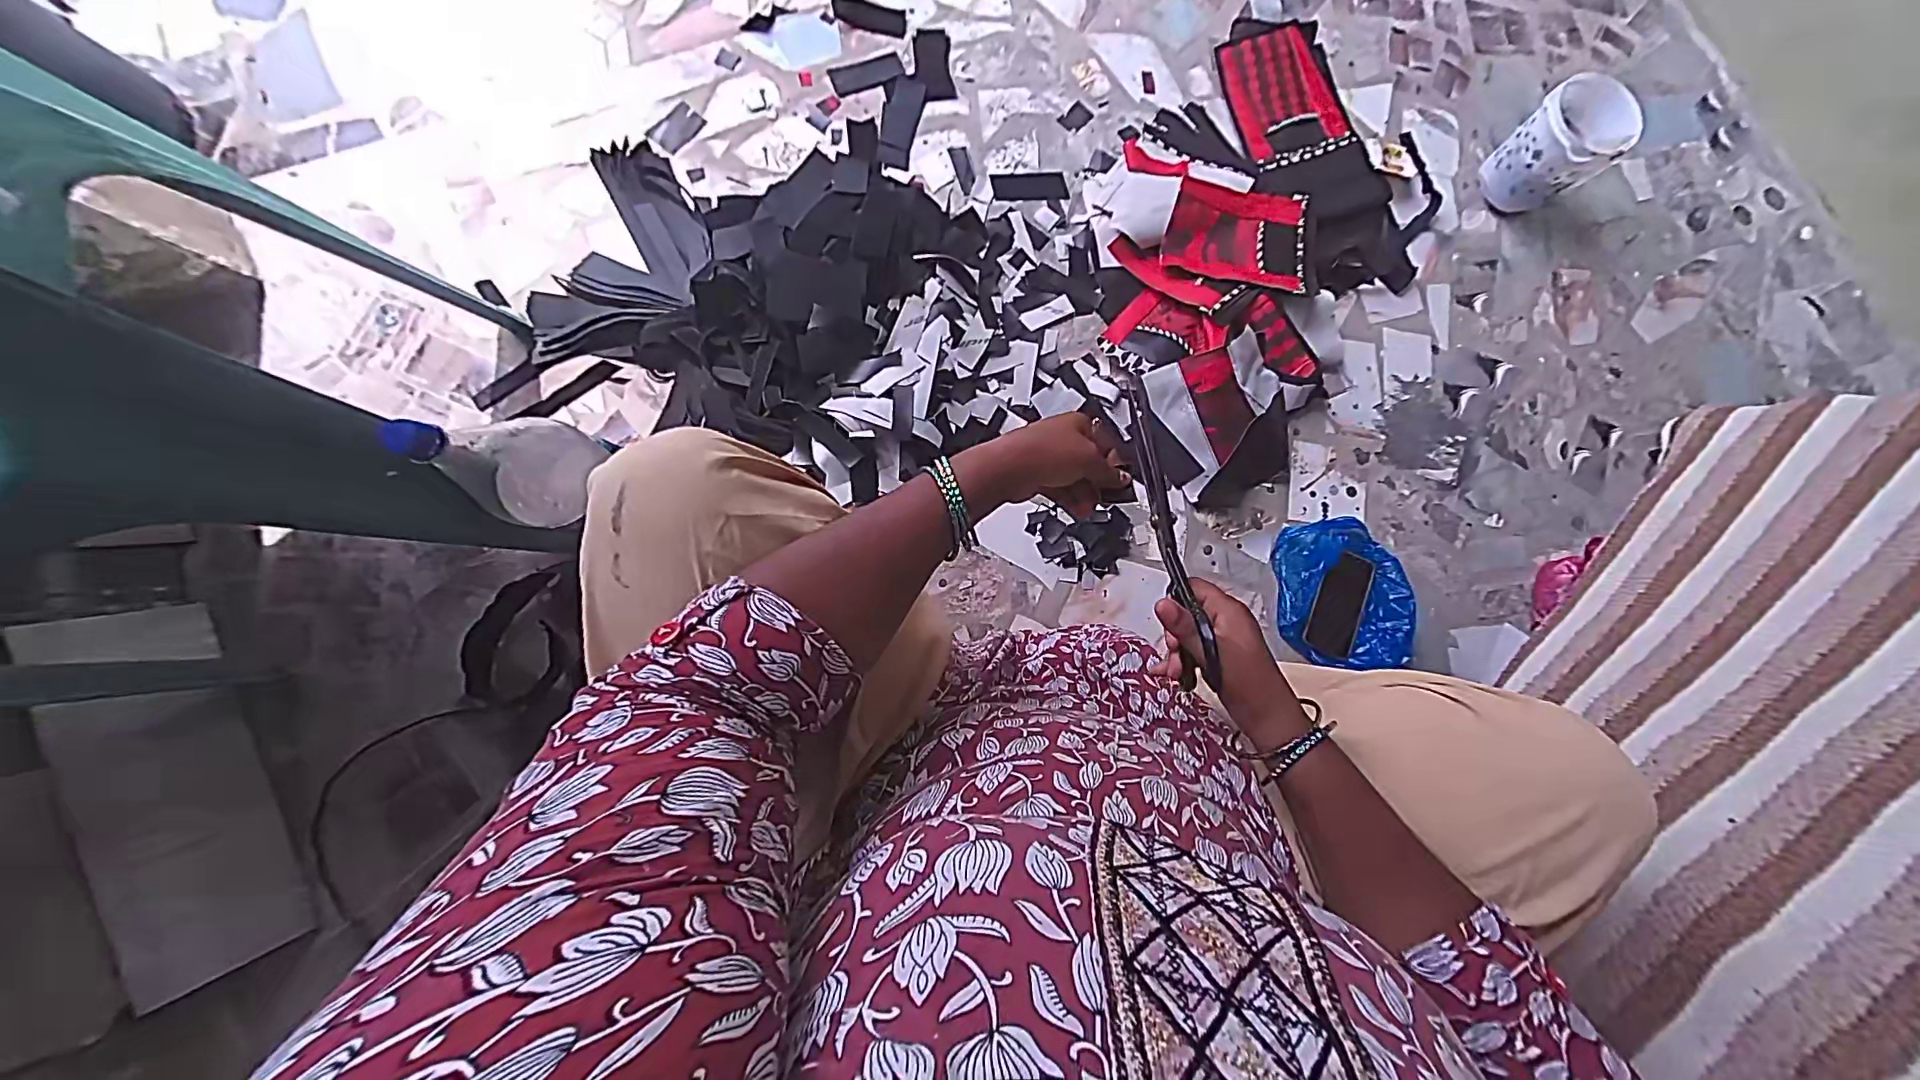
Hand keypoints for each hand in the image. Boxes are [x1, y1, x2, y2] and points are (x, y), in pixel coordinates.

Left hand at [955, 413, 1130, 517]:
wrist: (1009, 467)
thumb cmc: (1042, 451)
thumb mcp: (1089, 461)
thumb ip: (1109, 472)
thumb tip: (1121, 478)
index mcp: (1080, 423)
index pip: (1107, 442)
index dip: (1116, 462)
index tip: (1122, 479)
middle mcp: (1063, 437)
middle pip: (1090, 462)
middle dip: (1099, 482)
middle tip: (1106, 496)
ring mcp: (1049, 456)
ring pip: (1075, 477)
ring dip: (1085, 494)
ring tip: (1089, 507)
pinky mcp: (1038, 474)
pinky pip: (1060, 487)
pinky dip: (1070, 498)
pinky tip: (1077, 508)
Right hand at [1147, 578, 1310, 748]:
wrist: (1268, 718)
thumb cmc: (1249, 685)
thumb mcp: (1209, 652)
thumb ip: (1184, 627)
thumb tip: (1163, 603)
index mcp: (1228, 611)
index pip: (1193, 588)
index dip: (1176, 603)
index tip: (1169, 624)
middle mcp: (1226, 621)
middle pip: (1186, 613)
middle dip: (1174, 635)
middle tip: (1175, 652)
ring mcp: (1223, 638)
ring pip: (1187, 634)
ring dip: (1177, 652)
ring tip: (1176, 670)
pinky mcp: (1220, 655)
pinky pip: (1194, 649)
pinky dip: (1184, 660)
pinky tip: (1177, 674)